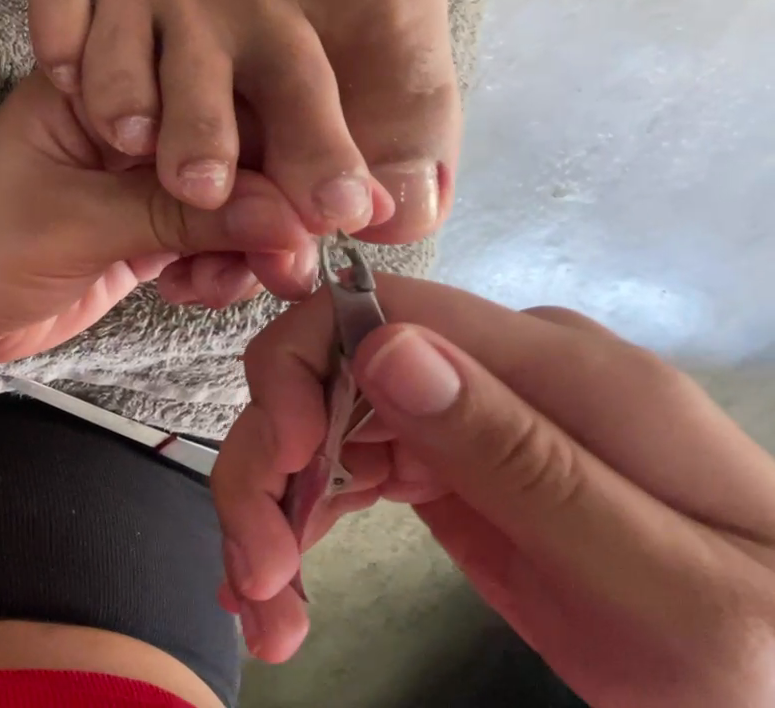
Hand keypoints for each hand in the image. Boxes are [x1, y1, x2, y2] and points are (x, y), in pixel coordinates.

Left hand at [0, 73, 315, 371]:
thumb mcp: (77, 225)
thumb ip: (181, 218)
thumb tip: (291, 218)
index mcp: (91, 89)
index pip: (198, 91)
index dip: (267, 138)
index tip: (320, 190)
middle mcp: (121, 123)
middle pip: (225, 144)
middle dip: (269, 197)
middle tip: (299, 249)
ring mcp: (131, 178)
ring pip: (225, 196)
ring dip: (252, 240)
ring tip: (258, 279)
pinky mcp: (138, 227)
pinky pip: (205, 237)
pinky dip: (220, 264)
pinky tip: (199, 289)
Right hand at [211, 277, 774, 705]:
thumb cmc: (774, 667)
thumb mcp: (673, 585)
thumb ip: (527, 458)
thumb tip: (383, 346)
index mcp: (558, 368)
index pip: (379, 309)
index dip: (300, 368)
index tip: (281, 464)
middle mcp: (492, 375)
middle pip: (323, 379)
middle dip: (267, 467)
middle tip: (253, 577)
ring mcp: (461, 418)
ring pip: (312, 430)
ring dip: (270, 509)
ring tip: (264, 609)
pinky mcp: (438, 467)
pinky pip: (336, 474)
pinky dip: (295, 526)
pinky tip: (278, 589)